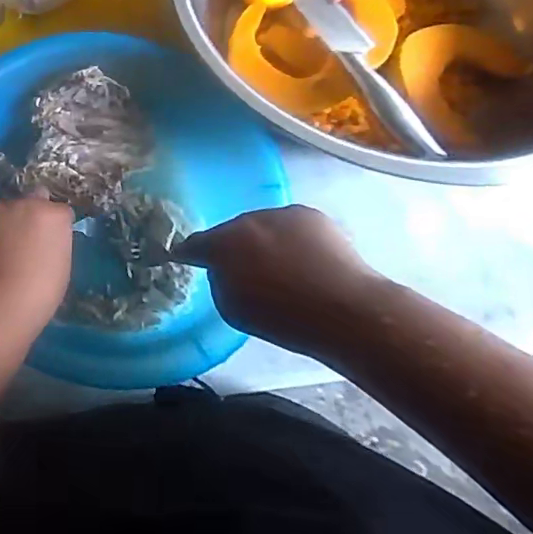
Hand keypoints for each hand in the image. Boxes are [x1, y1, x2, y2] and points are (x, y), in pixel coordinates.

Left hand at [0, 188, 73, 329]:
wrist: (1, 299)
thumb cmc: (40, 292)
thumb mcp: (61, 264)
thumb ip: (55, 243)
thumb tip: (44, 241)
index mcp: (57, 216)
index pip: (61, 211)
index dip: (55, 228)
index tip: (50, 243)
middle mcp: (32, 203)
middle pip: (36, 200)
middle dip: (33, 216)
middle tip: (25, 240)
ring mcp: (5, 206)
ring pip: (10, 208)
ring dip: (10, 220)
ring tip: (2, 246)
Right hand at [172, 206, 388, 354]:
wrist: (347, 312)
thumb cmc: (285, 320)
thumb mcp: (234, 310)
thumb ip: (219, 282)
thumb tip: (222, 269)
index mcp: (222, 243)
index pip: (195, 244)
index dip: (189, 252)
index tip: (186, 258)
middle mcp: (246, 220)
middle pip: (232, 232)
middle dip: (235, 248)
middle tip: (249, 272)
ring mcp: (278, 213)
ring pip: (262, 226)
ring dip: (265, 241)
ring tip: (284, 268)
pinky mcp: (309, 214)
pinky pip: (290, 225)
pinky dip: (293, 239)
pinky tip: (308, 261)